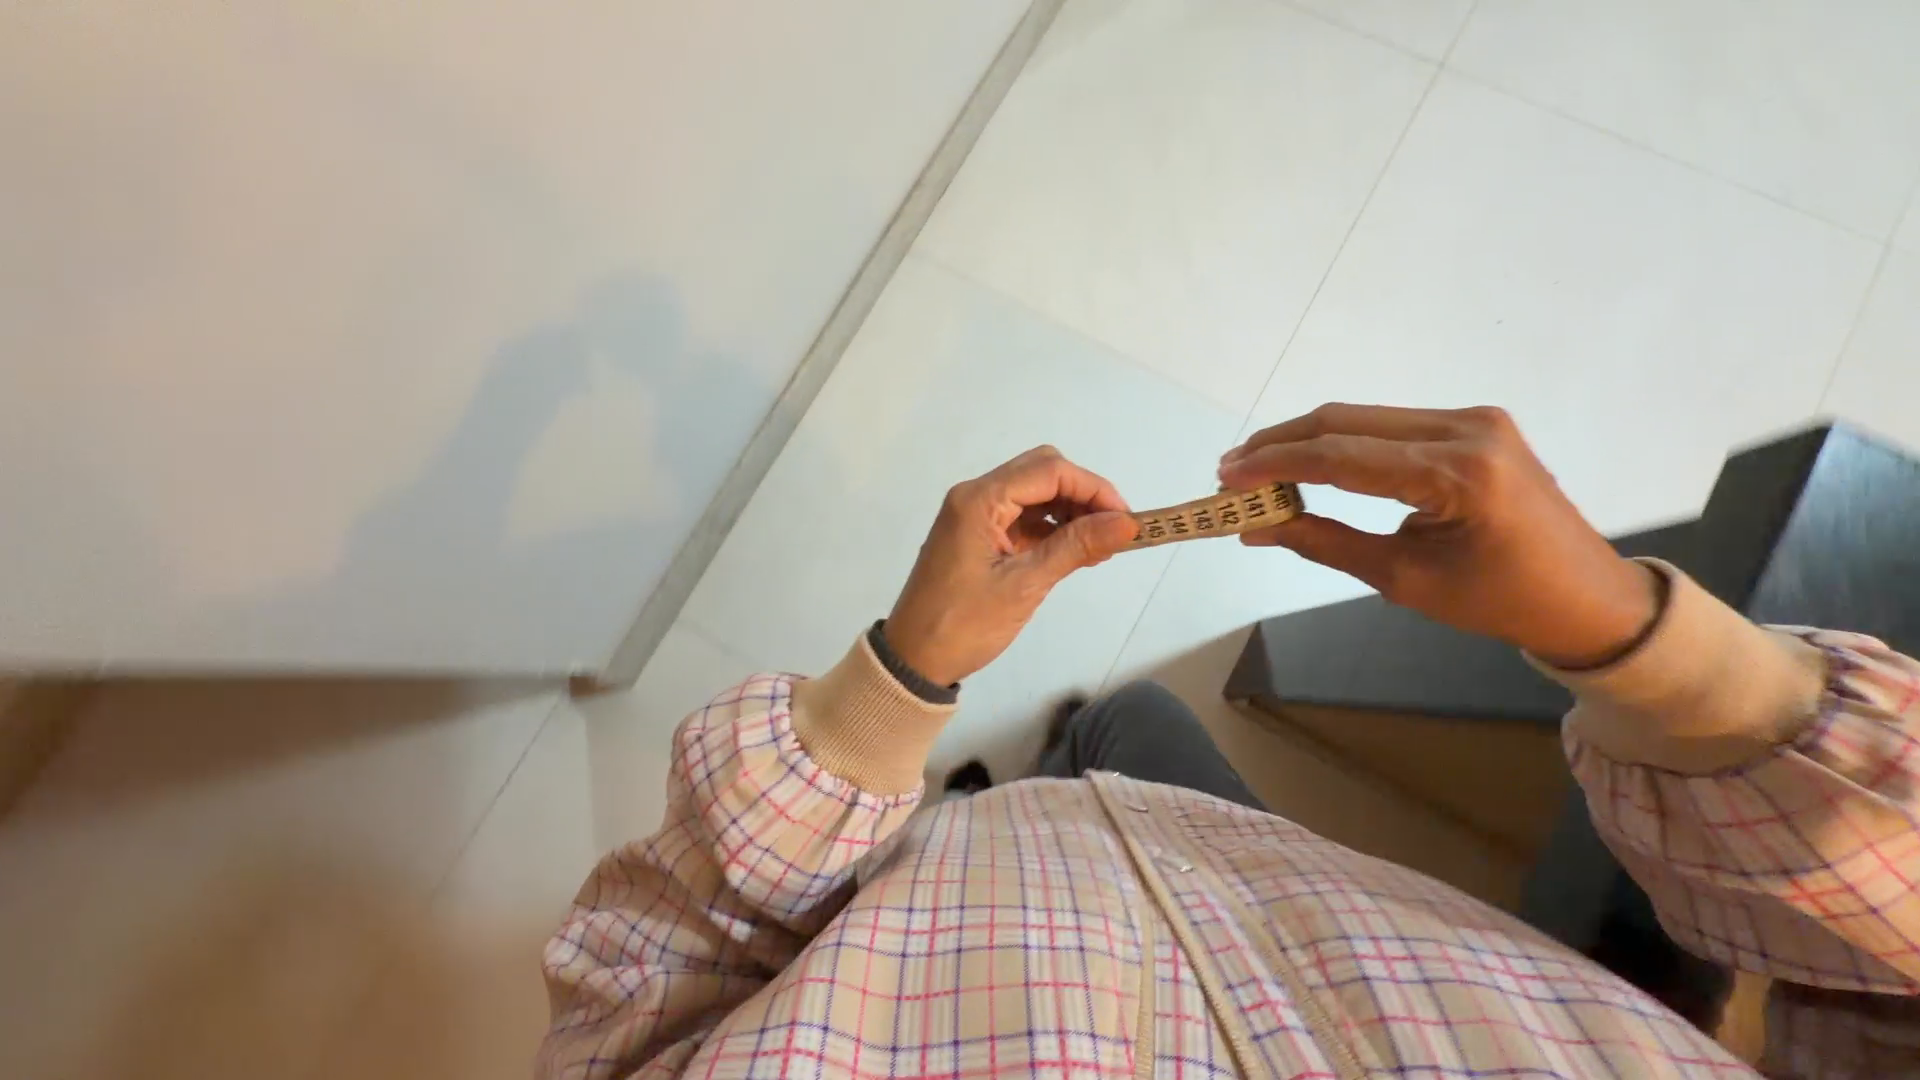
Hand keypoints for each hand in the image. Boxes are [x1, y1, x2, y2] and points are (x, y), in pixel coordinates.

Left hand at [884, 447, 1140, 685]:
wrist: (913, 660)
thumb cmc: (964, 625)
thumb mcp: (1024, 585)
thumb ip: (1076, 547)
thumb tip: (1127, 523)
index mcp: (979, 500)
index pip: (1048, 470)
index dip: (1093, 488)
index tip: (1125, 520)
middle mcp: (975, 496)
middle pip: (1041, 473)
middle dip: (1083, 496)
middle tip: (1112, 533)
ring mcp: (974, 515)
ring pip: (1034, 495)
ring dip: (1069, 512)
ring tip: (1098, 548)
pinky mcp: (978, 536)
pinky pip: (1022, 518)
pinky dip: (1050, 529)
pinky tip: (1074, 553)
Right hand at [1217, 404, 1660, 668]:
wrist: (1586, 595)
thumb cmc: (1497, 600)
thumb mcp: (1403, 579)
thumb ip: (1324, 543)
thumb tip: (1255, 529)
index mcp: (1457, 474)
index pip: (1341, 456)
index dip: (1275, 465)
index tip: (1226, 478)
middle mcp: (1466, 429)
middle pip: (1345, 421)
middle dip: (1279, 444)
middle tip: (1230, 470)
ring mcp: (1472, 419)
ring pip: (1361, 416)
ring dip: (1303, 439)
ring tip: (1257, 466)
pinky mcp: (1471, 424)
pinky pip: (1386, 423)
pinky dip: (1338, 441)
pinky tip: (1308, 461)